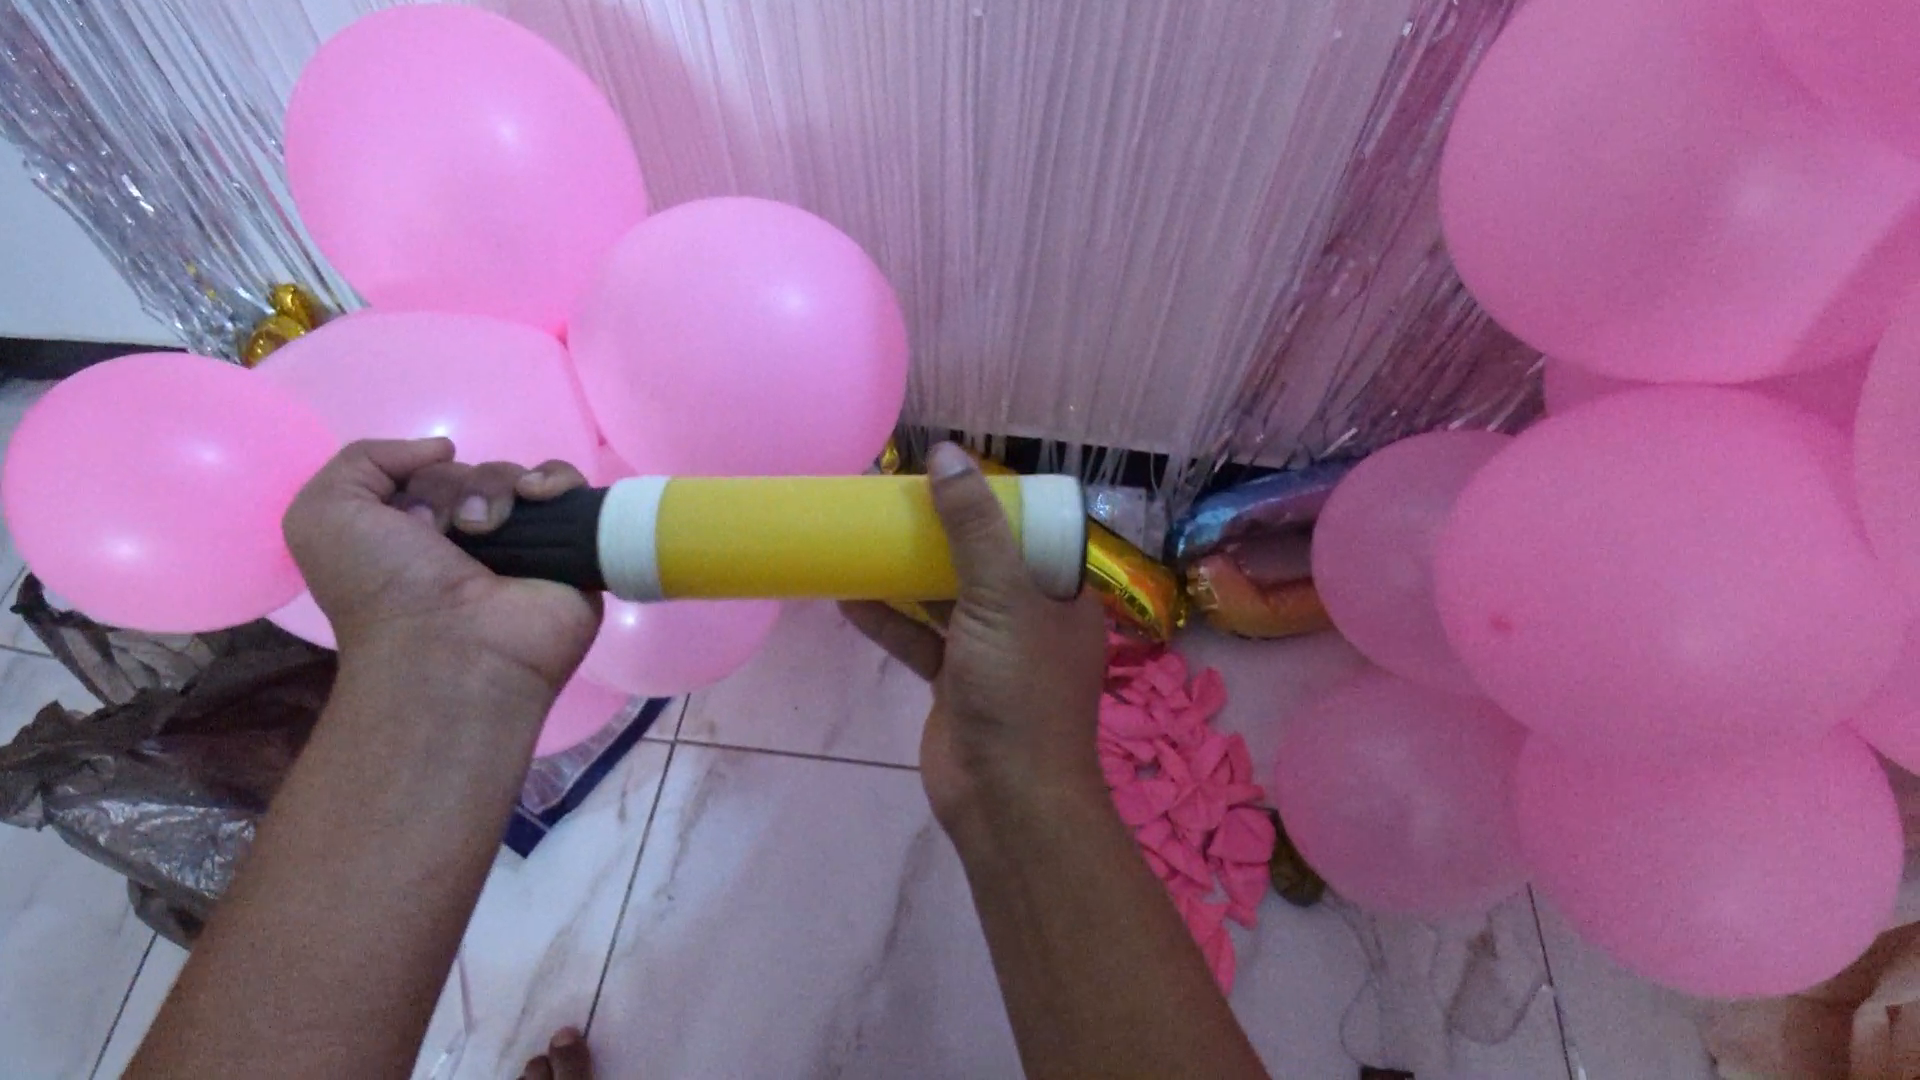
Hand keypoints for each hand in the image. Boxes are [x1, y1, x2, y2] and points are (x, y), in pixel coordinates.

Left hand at [282, 438, 601, 692]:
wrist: (454, 647)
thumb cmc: (384, 587)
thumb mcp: (325, 515)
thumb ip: (363, 459)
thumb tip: (444, 448)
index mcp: (421, 533)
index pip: (435, 474)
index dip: (420, 480)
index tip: (412, 519)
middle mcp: (477, 539)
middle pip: (480, 473)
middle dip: (461, 486)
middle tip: (456, 531)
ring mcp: (531, 545)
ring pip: (525, 479)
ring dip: (501, 487)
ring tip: (491, 527)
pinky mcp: (576, 551)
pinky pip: (577, 493)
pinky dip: (558, 481)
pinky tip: (540, 498)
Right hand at [841, 443, 1108, 830]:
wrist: (1008, 798)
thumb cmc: (1018, 689)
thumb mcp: (1001, 597)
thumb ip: (973, 528)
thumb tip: (947, 454)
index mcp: (1061, 594)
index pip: (1029, 532)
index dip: (989, 502)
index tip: (946, 477)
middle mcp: (1030, 618)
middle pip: (982, 561)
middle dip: (939, 533)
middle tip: (893, 501)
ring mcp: (991, 652)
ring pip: (946, 599)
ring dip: (907, 574)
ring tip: (863, 538)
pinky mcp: (955, 683)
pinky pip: (920, 640)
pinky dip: (889, 621)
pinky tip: (848, 598)